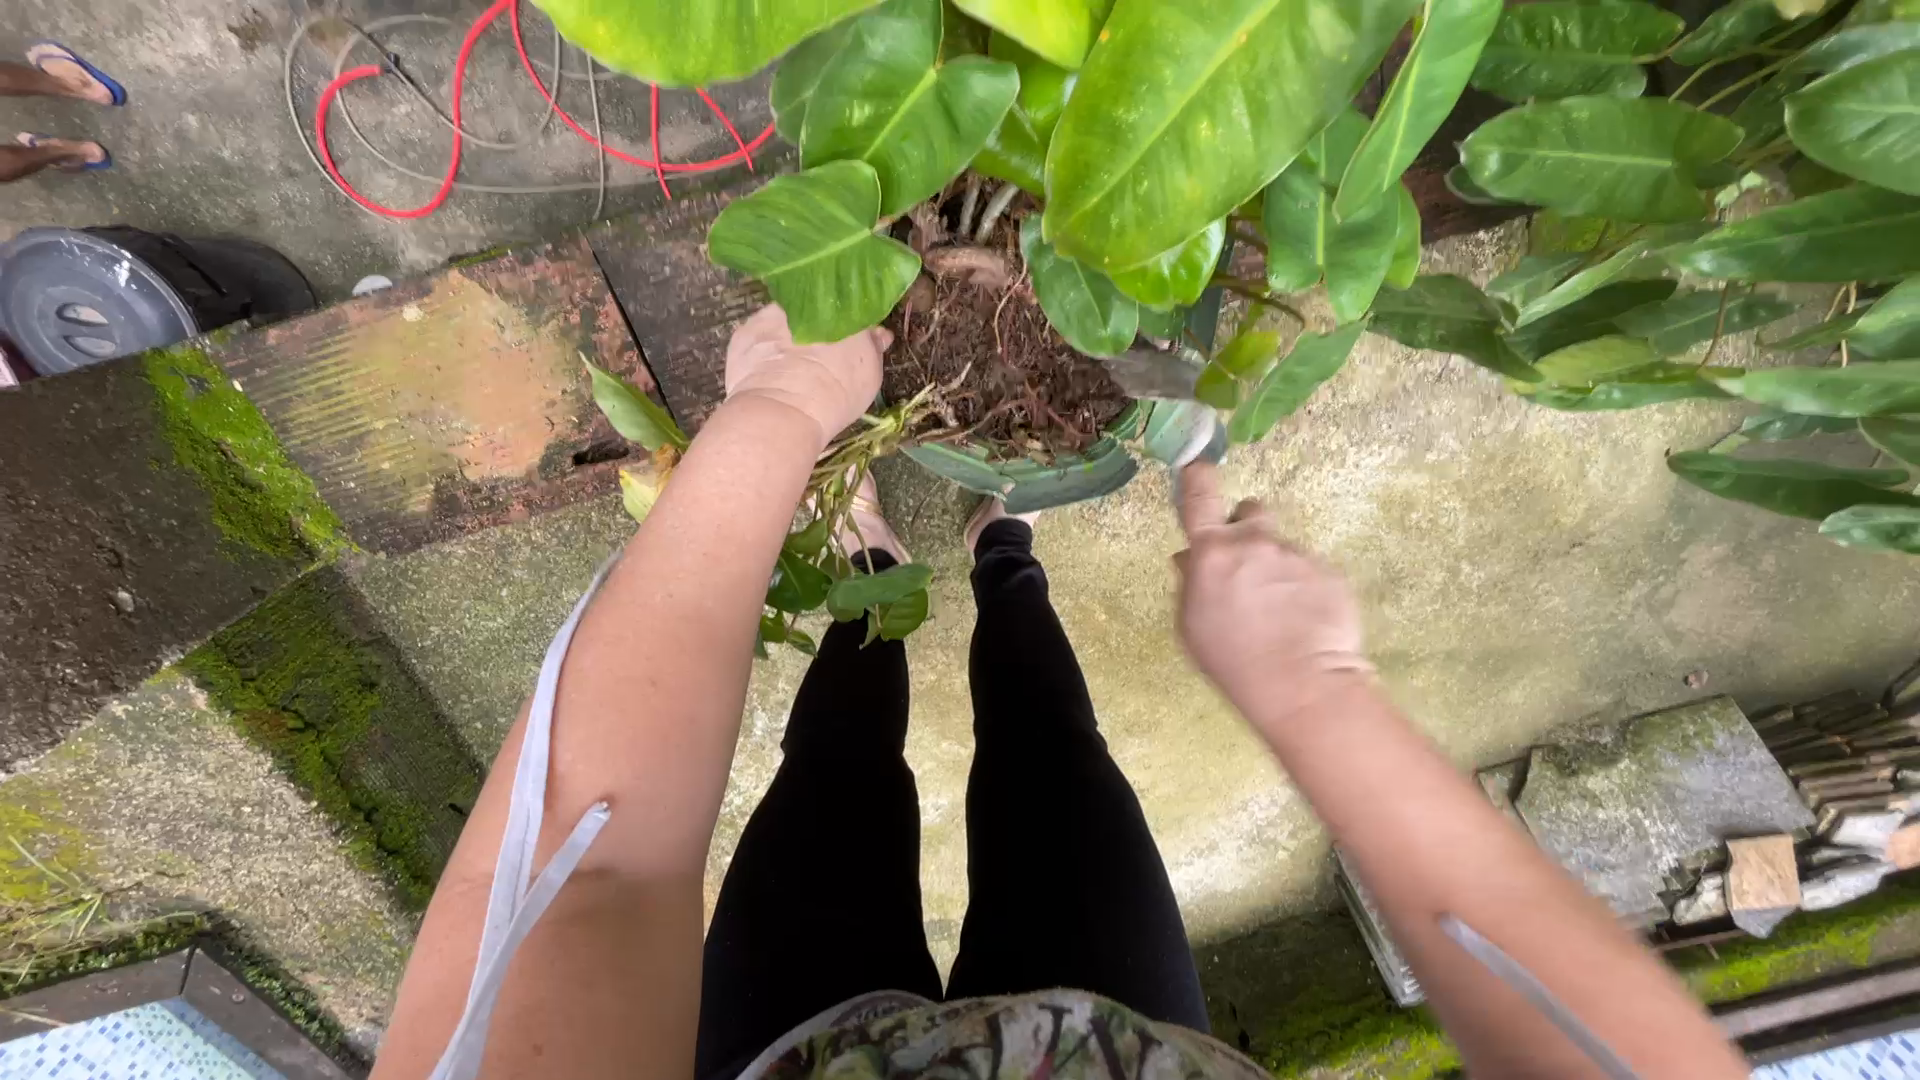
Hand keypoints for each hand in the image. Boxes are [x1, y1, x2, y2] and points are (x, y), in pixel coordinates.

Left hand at [723, 305, 890, 446]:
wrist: (783, 410)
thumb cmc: (835, 394)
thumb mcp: (869, 375)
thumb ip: (873, 348)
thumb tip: (879, 334)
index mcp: (843, 310)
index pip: (852, 311)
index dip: (855, 329)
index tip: (857, 345)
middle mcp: (806, 304)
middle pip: (817, 312)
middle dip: (820, 328)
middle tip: (821, 358)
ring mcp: (772, 314)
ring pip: (786, 321)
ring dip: (790, 335)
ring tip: (791, 367)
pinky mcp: (744, 332)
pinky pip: (759, 337)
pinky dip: (764, 349)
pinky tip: (767, 372)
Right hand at [1174, 462, 1371, 734]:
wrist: (1301, 685)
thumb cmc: (1231, 660)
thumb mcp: (1190, 625)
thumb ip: (1190, 583)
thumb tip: (1190, 557)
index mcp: (1212, 553)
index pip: (1200, 497)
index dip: (1197, 477)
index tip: (1197, 467)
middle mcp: (1255, 542)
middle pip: (1250, 510)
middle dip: (1246, 527)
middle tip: (1248, 564)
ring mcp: (1297, 554)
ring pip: (1282, 548)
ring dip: (1277, 567)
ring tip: (1281, 611)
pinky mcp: (1330, 572)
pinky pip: (1310, 571)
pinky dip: (1304, 589)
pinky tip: (1304, 620)